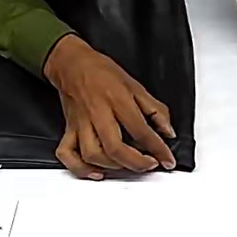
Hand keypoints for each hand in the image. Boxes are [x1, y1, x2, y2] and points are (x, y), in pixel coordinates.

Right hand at [44, 34, 176, 179]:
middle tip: (149, 164)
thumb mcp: (135, 85)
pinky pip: (67, 154)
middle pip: (115, 148)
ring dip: (112, 166)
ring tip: (127, 166)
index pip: (141, 131)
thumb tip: (168, 131)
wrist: (72, 64)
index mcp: (117, 100)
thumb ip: (155, 110)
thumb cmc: (102, 72)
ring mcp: (81, 123)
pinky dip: (80, 168)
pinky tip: (96, 172)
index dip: (158, 149)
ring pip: (92, 154)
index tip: (167, 160)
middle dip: (136, 163)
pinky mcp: (69, 129)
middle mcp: (98, 113)